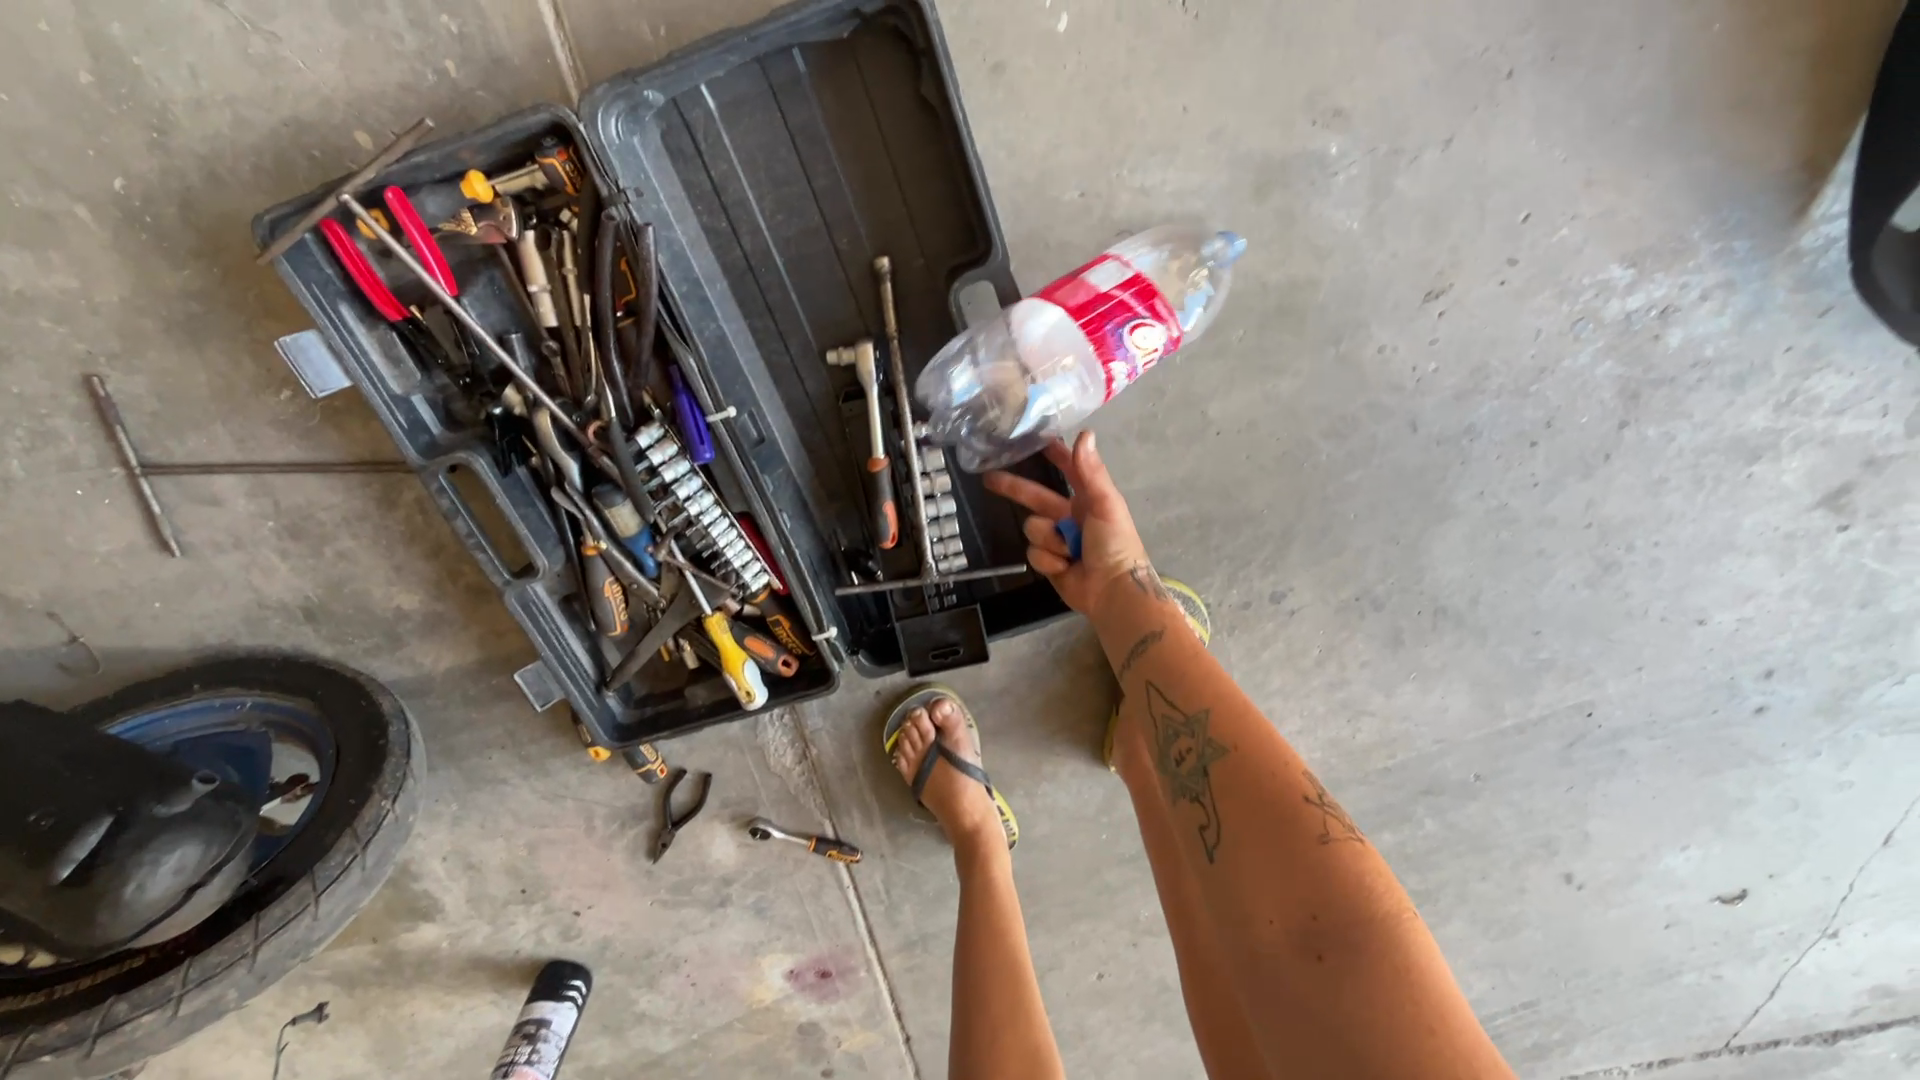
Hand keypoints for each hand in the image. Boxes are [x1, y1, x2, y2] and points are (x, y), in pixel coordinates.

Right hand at [983, 431, 1150, 617]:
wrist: (1112, 591)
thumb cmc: (1115, 543)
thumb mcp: (1106, 503)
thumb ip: (1091, 471)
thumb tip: (1084, 433)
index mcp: (1087, 499)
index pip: (1068, 469)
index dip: (1053, 455)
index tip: (1034, 439)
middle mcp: (1070, 515)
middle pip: (1035, 496)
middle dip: (1014, 488)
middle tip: (988, 478)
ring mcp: (1057, 540)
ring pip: (1032, 528)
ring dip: (1049, 539)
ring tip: (1069, 551)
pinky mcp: (1048, 562)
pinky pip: (1034, 553)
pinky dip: (1049, 560)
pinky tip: (1065, 567)